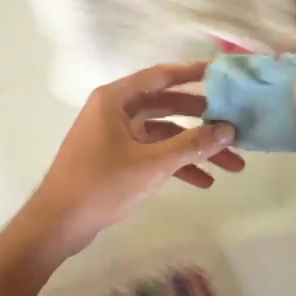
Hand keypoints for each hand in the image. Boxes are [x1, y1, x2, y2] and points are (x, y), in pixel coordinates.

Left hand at [23, 61, 243, 256]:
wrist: (58, 222)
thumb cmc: (101, 184)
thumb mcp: (152, 164)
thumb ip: (192, 144)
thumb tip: (228, 129)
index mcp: (115, 99)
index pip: (161, 76)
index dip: (194, 74)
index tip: (225, 74)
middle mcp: (114, 110)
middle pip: (167, 106)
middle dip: (203, 121)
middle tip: (237, 127)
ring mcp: (114, 135)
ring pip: (163, 134)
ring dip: (194, 149)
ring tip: (233, 166)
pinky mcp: (115, 159)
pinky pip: (152, 154)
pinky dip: (176, 165)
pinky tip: (204, 182)